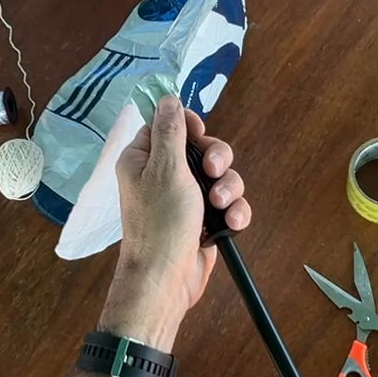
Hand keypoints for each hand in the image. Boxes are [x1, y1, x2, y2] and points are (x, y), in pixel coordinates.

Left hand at [99, 95, 251, 351]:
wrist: (167, 279)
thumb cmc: (160, 222)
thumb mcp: (166, 168)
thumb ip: (170, 131)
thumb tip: (167, 97)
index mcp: (143, 159)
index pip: (167, 125)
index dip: (188, 126)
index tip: (199, 134)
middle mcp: (163, 176)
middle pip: (203, 149)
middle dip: (218, 160)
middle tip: (215, 172)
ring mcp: (186, 199)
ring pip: (221, 177)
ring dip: (229, 189)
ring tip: (220, 206)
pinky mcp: (205, 221)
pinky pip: (229, 205)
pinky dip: (234, 212)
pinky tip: (231, 224)